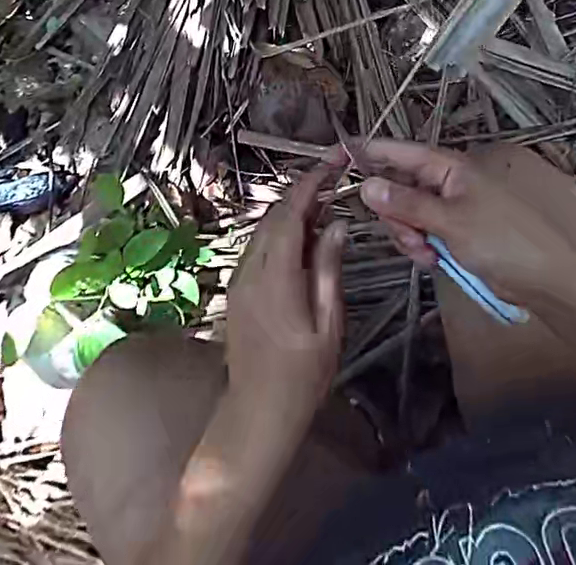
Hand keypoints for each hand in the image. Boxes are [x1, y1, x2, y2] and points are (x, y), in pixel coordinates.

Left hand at [224, 159, 347, 428]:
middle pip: (274, 215)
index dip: (311, 184)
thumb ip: (328, 269)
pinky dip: (282, 230)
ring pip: (264, 228)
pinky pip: (259, 245)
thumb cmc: (302, 375)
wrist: (257, 411)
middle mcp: (251, 269)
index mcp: (276, 277)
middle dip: (304, 191)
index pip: (290, 215)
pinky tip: (304, 235)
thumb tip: (337, 225)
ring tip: (326, 202)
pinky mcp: (238, 286)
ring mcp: (240, 277)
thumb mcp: (328, 324)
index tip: (332, 163)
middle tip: (334, 179)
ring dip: (293, 210)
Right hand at [352, 140, 575, 319]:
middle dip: (396, 212)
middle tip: (407, 236)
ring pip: (413, 213)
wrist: (558, 282)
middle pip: (402, 187)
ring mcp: (458, 208)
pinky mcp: (464, 232)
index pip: (400, 152)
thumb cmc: (508, 243)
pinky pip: (430, 231)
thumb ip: (406, 203)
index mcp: (452, 168)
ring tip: (427, 254)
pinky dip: (426, 245)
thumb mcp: (450, 222)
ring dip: (411, 234)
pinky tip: (435, 260)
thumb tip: (368, 184)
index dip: (370, 151)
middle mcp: (452, 182)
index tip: (339, 153)